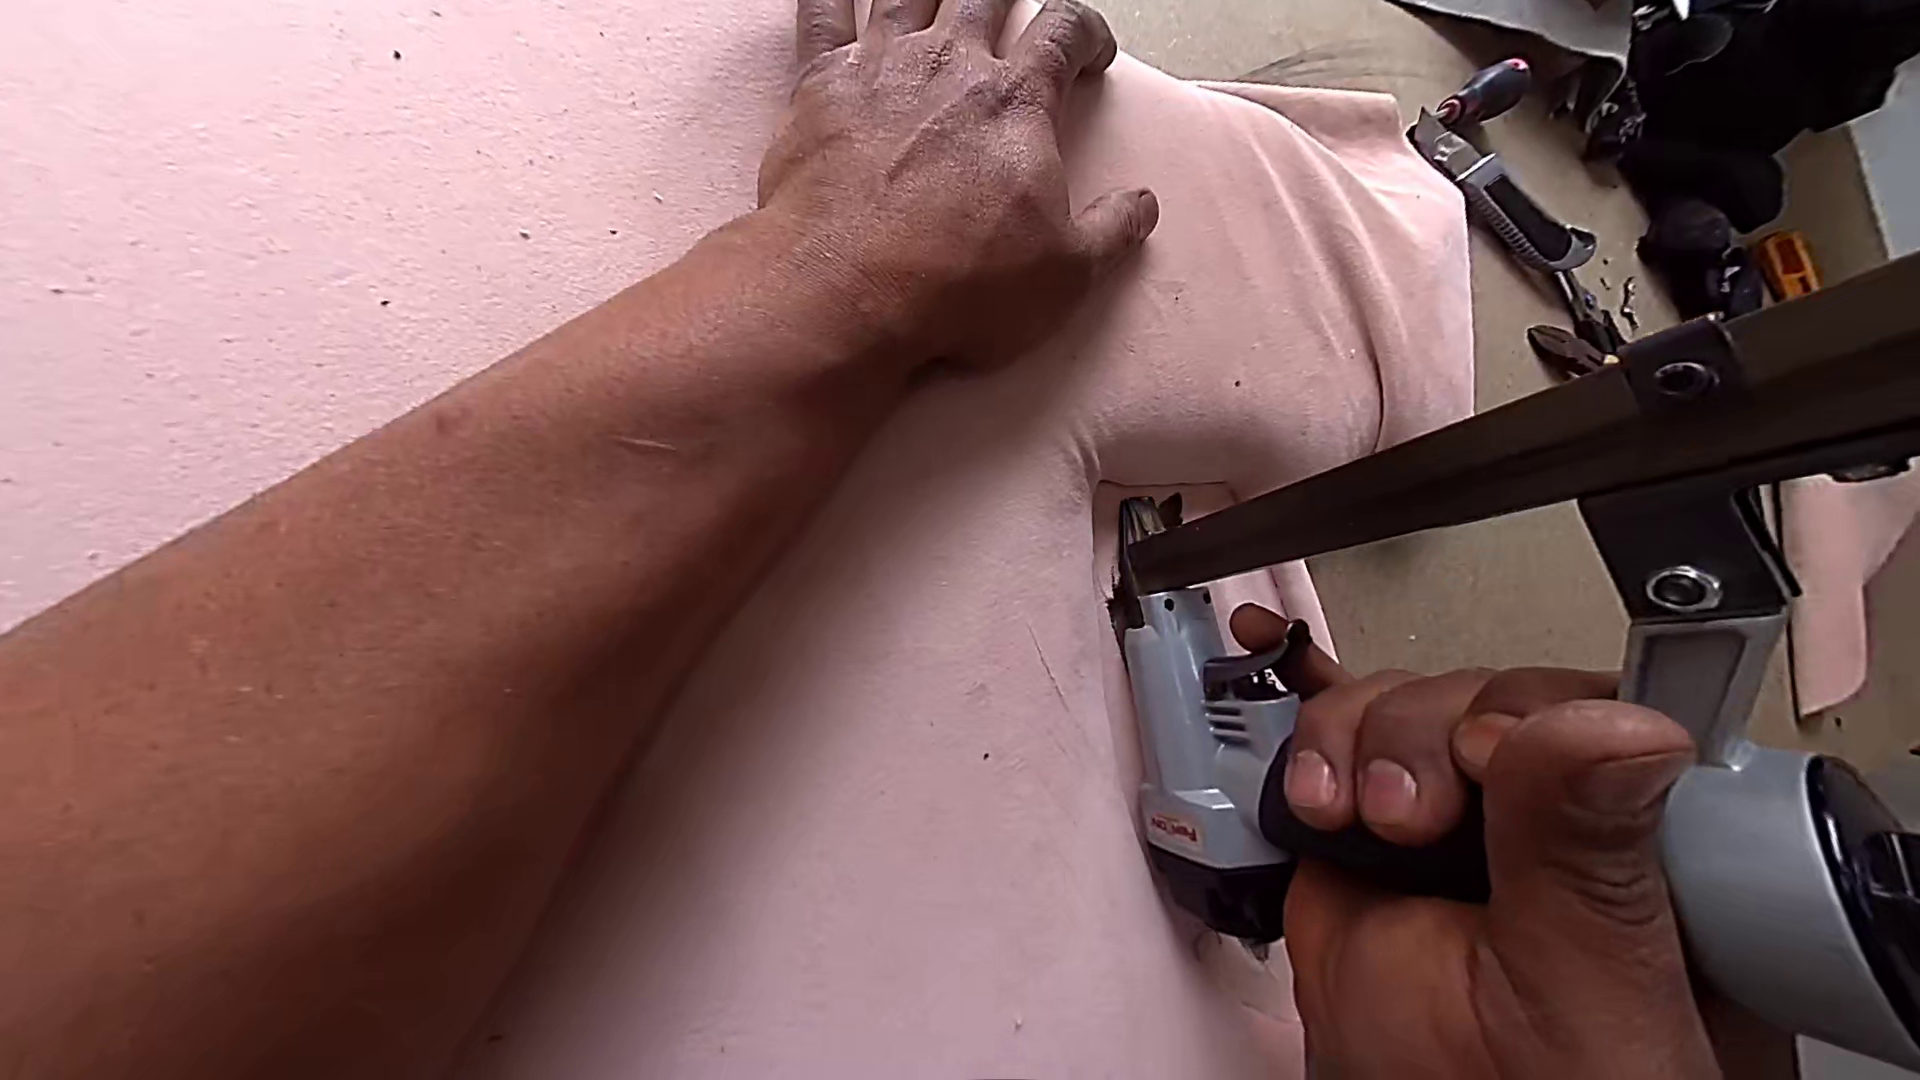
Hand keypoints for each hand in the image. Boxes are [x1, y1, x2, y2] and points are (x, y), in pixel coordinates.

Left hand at [757, 0, 1157, 366]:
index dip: (1085, 35)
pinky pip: (821, 10)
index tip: (1092, 55)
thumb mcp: (1064, 277)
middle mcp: (951, 66)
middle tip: (1008, 9)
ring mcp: (881, 69)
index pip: (1064, 34)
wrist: (856, 293)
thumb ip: (1111, 232)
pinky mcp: (819, 89)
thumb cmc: (963, 288)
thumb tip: (1145, 204)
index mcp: (1017, 104)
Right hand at [1231, 606, 1718, 1078]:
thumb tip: (1616, 726)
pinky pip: (1325, 708)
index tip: (1476, 766)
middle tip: (1394, 822)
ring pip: (1385, 696)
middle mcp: (1532, 797)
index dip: (1523, 713)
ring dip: (1338, 735)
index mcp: (1635, 838)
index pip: (1594, 713)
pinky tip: (1261, 632)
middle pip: (1467, 693)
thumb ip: (1582, 864)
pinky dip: (1291, 672)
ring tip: (1327, 810)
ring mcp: (1433, 786)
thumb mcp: (1576, 992)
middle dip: (1409, 739)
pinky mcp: (1351, 787)